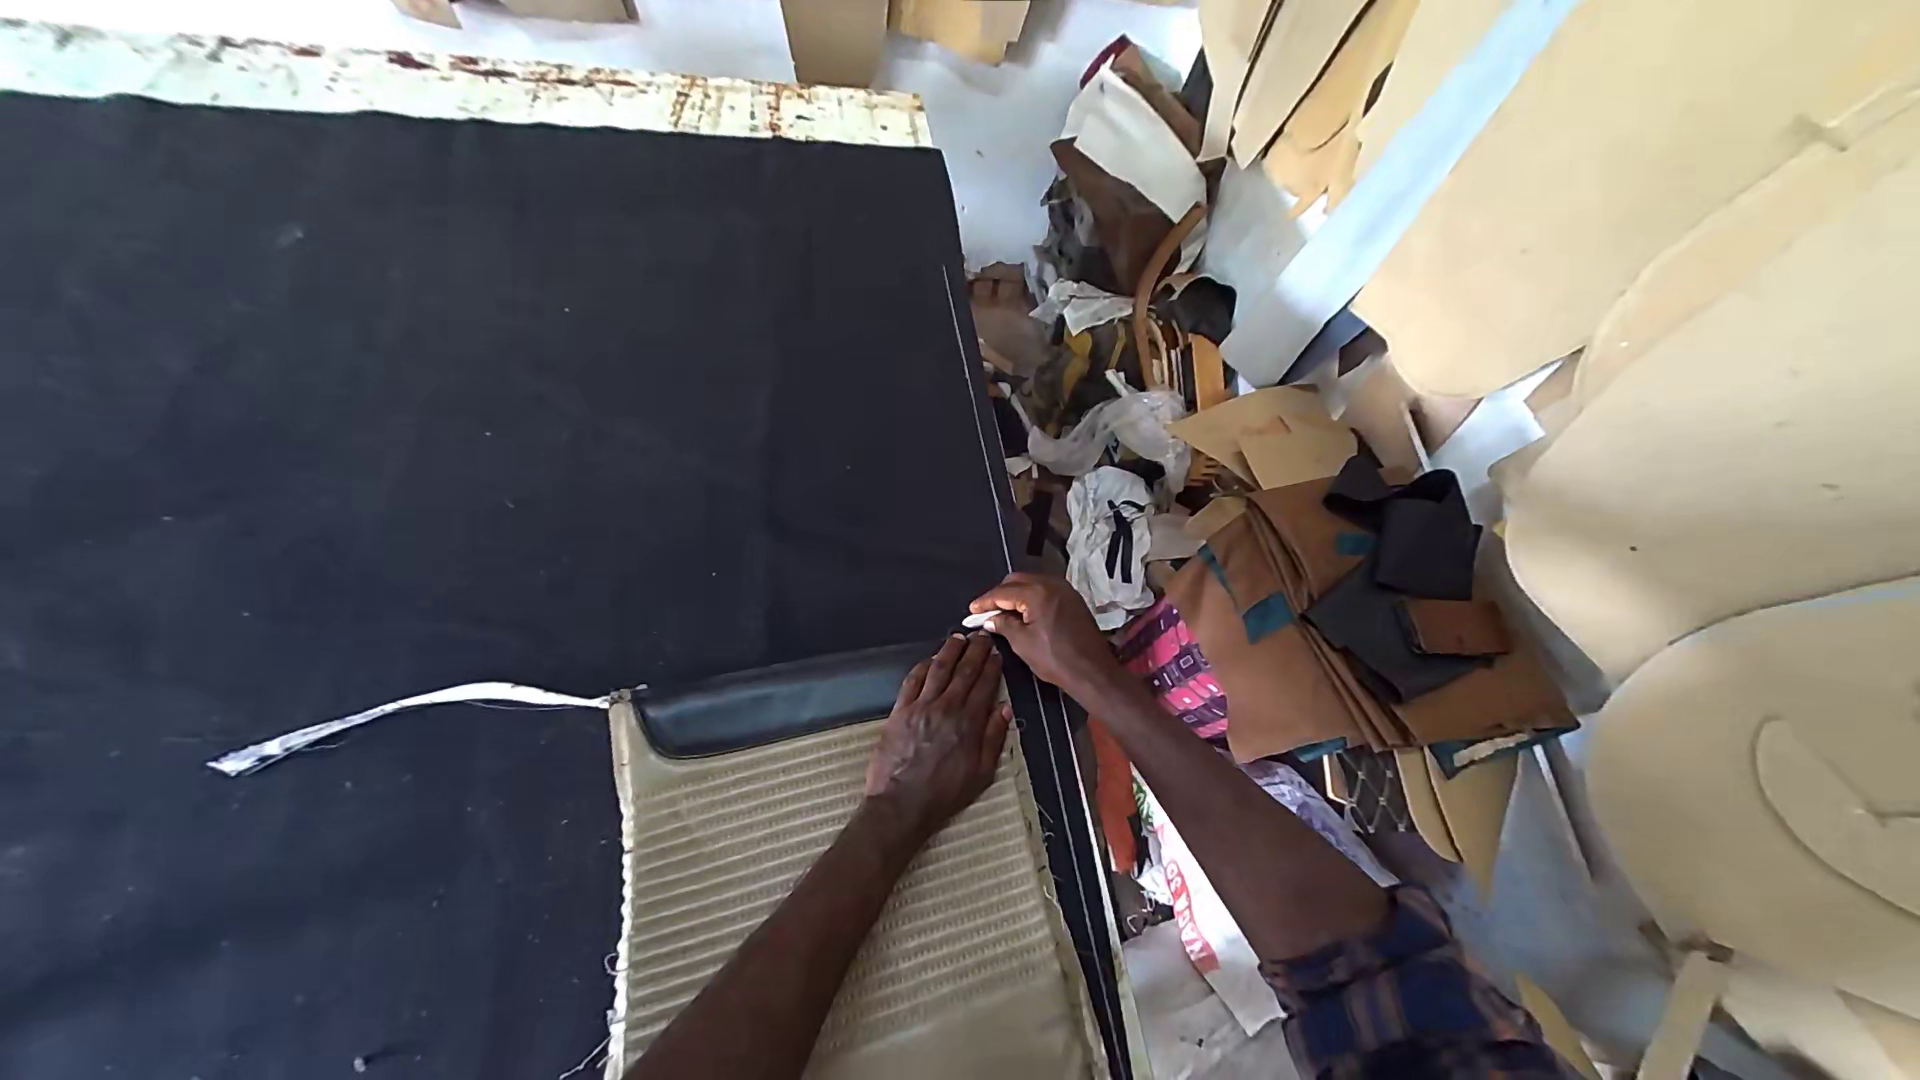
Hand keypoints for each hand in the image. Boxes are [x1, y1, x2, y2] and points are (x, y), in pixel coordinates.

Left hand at [863, 633, 1012, 841]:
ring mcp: (921, 706)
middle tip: (982, 636)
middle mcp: (946, 707)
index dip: (992, 666)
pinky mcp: (900, 710)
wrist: (902, 803)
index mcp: (969, 722)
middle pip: (964, 670)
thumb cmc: (944, 793)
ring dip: (950, 650)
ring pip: (938, 669)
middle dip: (975, 650)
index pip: (984, 685)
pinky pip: (912, 680)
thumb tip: (1004, 708)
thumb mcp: (982, 773)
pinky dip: (923, 666)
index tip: (997, 653)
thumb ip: (993, 738)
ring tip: (958, 638)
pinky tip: (930, 659)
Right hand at [969, 573, 1122, 693]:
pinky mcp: (1072, 598)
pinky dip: (1031, 597)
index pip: (1003, 592)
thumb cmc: (1056, 659)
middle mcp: (1052, 584)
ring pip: (1031, 583)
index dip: (985, 601)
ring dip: (1015, 594)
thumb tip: (990, 619)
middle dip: (999, 594)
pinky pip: (1045, 590)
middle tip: (986, 611)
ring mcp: (1065, 589)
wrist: (1092, 671)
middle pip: (1017, 581)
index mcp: (1037, 592)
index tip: (972, 610)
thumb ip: (1003, 625)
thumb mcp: (1023, 643)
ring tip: (1002, 612)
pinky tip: (1023, 612)